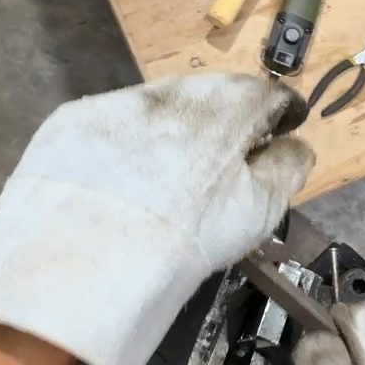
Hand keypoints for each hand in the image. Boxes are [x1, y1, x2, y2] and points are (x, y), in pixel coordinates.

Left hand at [0, 73, 312, 364]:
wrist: (74, 272)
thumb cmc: (183, 246)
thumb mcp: (255, 213)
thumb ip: (285, 168)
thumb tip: (294, 145)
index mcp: (224, 110)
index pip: (266, 92)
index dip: (282, 109)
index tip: (287, 124)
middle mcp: (170, 93)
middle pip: (212, 93)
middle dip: (229, 116)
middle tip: (231, 152)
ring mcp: (115, 104)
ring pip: (161, 106)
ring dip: (178, 126)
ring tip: (174, 167)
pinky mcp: (70, 122)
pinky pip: (114, 125)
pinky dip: (129, 143)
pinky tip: (124, 181)